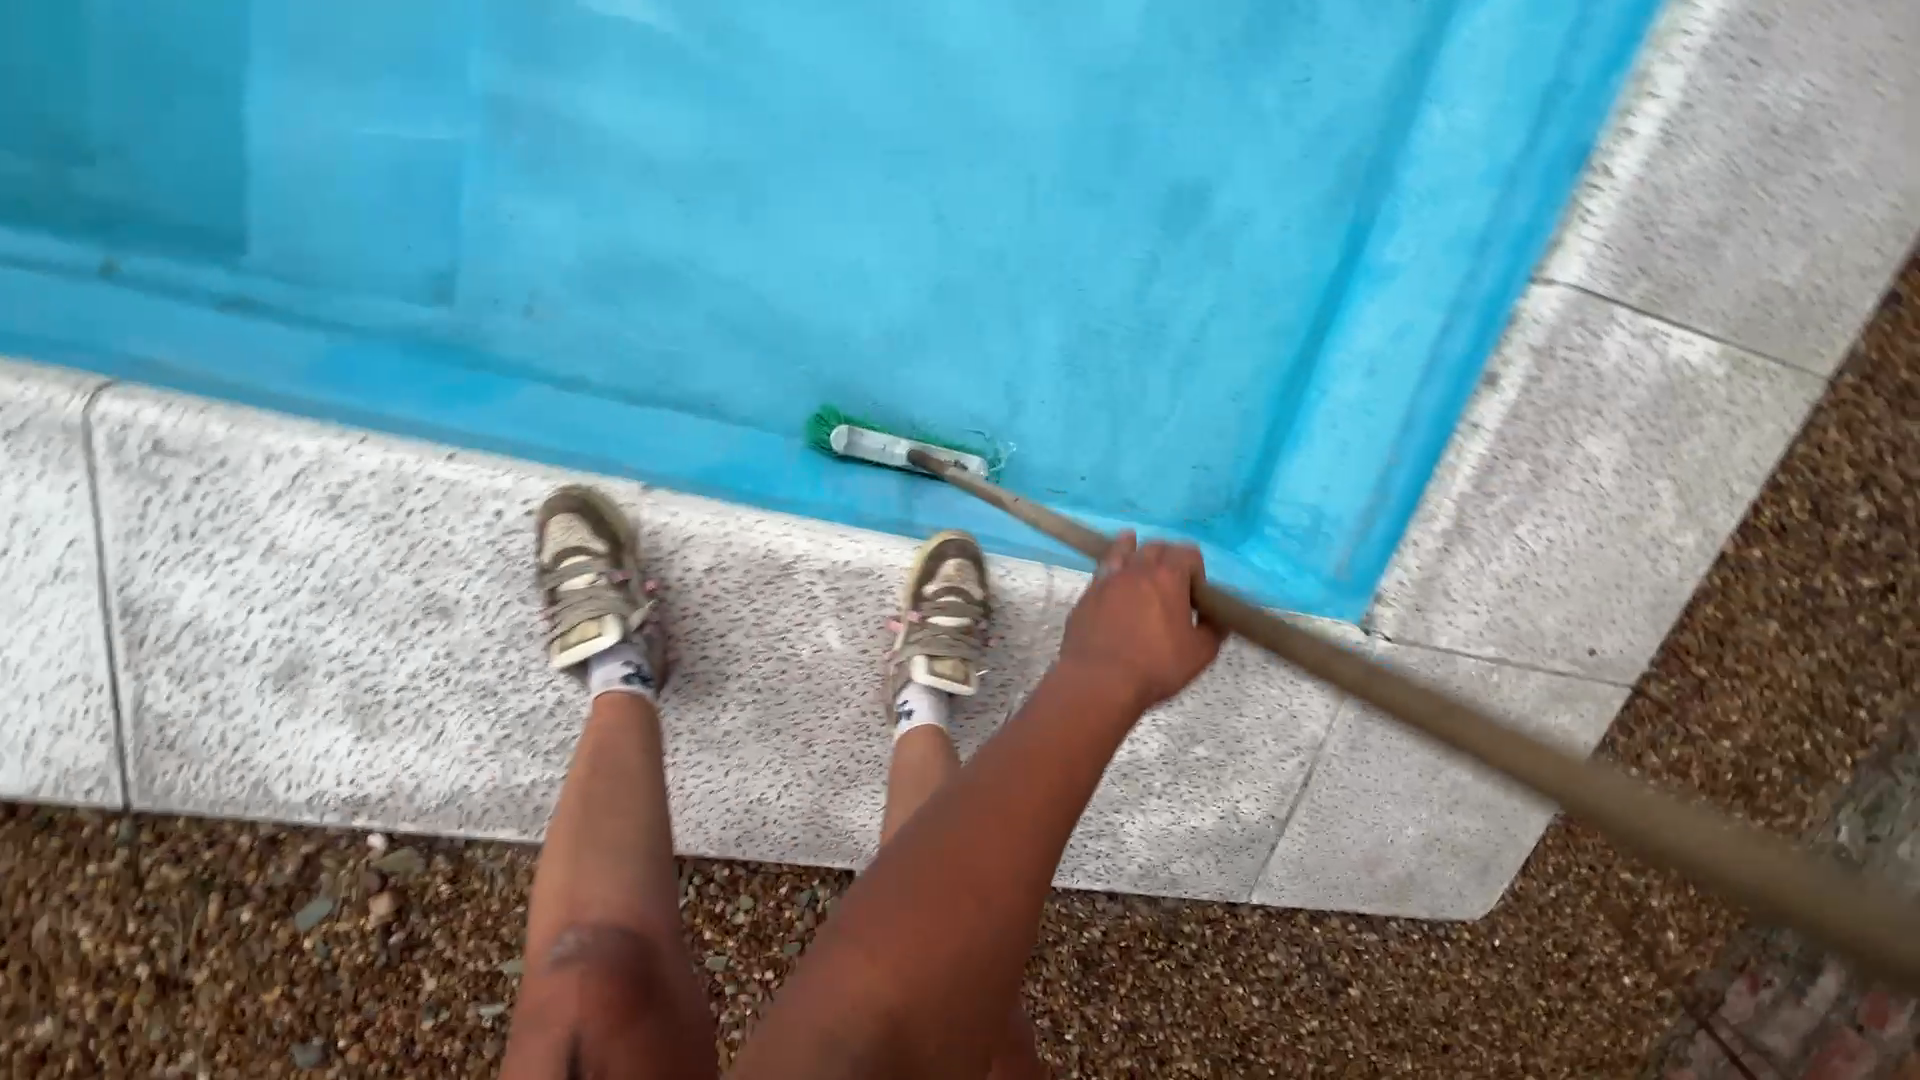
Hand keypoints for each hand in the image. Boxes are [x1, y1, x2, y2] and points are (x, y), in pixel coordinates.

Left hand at [1055, 531, 1224, 711]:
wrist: (1098, 680)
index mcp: (1167, 577)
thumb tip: (1219, 618)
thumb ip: (1214, 630)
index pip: (1187, 552)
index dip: (1196, 569)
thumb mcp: (1199, 653)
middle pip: (1155, 547)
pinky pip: (1102, 571)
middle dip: (1167, 557)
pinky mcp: (1086, 595)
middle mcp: (1136, 570)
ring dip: (1133, 549)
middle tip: (1171, 581)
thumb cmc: (1155, 666)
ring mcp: (1107, 580)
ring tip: (1135, 548)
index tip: (1195, 594)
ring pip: (1122, 551)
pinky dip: (1111, 568)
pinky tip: (1113, 579)